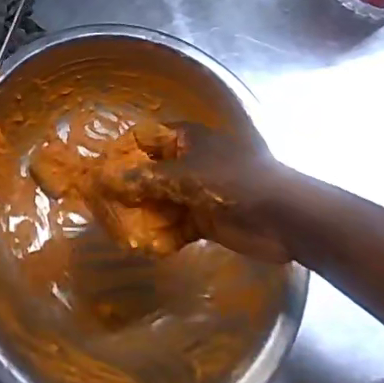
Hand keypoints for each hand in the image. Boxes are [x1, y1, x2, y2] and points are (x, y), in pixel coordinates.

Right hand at [116, 122, 296, 263]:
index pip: (142, 140)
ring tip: (117, 226)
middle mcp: (186, 161)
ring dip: (143, 213)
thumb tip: (108, 180)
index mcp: (183, 138)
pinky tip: (145, 244)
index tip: (98, 169)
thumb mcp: (184, 175)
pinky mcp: (205, 219)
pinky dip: (162, 233)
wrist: (285, 218)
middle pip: (148, 171)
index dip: (120, 153)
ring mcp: (196, 191)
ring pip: (159, 200)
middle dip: (127, 187)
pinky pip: (175, 224)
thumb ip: (145, 178)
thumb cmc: (233, 181)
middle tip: (101, 201)